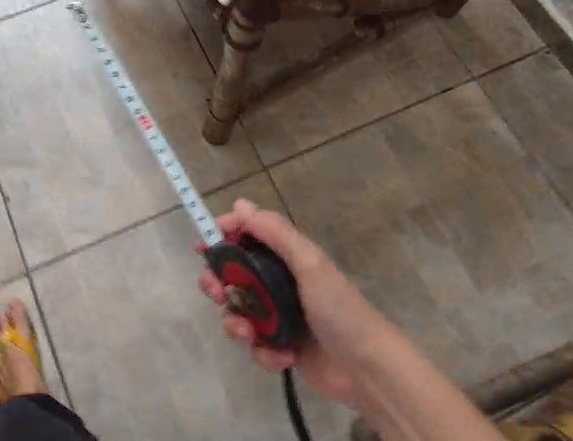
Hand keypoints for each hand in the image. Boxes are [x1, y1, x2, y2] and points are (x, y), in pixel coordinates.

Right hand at [196, 199, 385, 408]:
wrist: (367, 368)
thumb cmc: (338, 308)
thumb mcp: (309, 263)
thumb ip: (275, 233)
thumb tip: (240, 204)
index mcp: (286, 256)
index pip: (246, 236)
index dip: (223, 237)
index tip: (205, 246)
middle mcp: (278, 282)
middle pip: (233, 275)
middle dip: (218, 282)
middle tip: (216, 292)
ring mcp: (277, 316)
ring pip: (237, 311)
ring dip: (236, 322)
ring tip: (249, 334)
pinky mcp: (279, 347)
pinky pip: (254, 345)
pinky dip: (262, 352)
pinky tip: (282, 357)